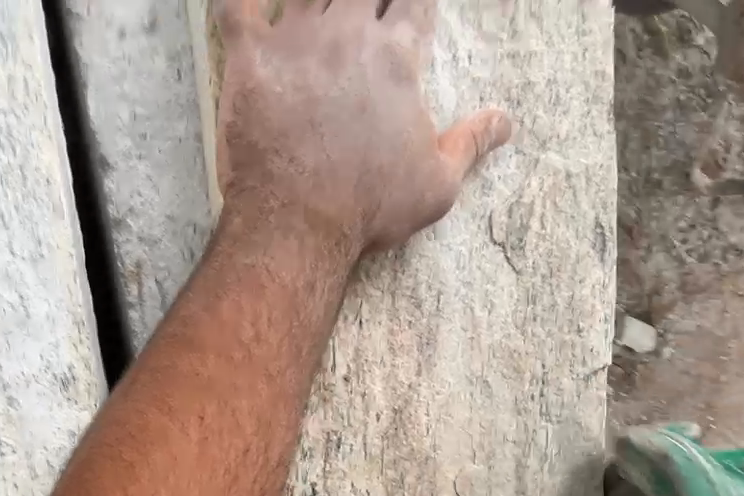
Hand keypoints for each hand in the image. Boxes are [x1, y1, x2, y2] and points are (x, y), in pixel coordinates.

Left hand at [213, 0, 511, 256]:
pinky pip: (237, 3)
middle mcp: (349, 32)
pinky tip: (252, 2)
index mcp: (397, 55)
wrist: (298, 225)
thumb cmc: (369, 209)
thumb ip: (471, 143)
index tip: (407, 12)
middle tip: (363, 19)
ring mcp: (296, 40)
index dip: (412, 3)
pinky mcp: (250, 58)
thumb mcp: (437, 185)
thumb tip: (506, 121)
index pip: (413, 1)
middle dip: (368, 0)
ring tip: (325, 11)